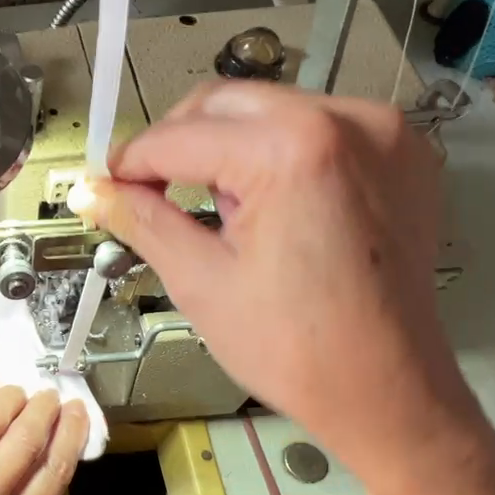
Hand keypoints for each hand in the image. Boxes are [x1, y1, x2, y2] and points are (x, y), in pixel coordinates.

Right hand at [70, 80, 479, 485]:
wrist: (385, 390)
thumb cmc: (302, 350)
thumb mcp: (200, 280)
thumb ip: (141, 220)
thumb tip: (94, 192)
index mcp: (293, 152)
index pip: (178, 136)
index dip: (129, 163)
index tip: (105, 186)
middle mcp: (348, 123)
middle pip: (223, 103)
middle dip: (174, 144)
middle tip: (144, 192)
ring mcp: (383, 134)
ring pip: (267, 109)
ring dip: (223, 146)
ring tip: (215, 210)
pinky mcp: (400, 154)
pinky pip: (314, 128)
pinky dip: (274, 153)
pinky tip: (265, 205)